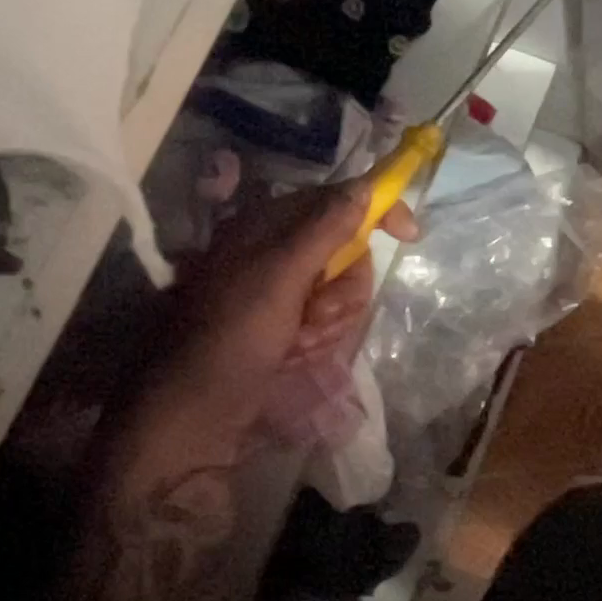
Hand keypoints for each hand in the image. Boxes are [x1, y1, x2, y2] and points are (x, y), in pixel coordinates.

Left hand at [162, 181, 418, 433]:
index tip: (410, 235)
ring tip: (299, 342)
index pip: (339, 200)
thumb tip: (366, 185)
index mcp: (268, 225)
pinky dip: (319, 338)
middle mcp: (276, 251)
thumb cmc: (232, 336)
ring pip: (342, 289)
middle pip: (348, 251)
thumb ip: (326, 228)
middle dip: (344, 287)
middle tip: (318, 313)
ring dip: (331, 320)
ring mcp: (280, 290)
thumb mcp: (281, 276)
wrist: (191, 415)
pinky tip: (294, 355)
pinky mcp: (284, 323)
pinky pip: (328, 318)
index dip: (378, 211)